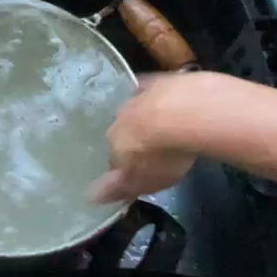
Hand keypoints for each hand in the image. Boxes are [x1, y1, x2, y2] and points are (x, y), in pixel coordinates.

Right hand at [88, 73, 201, 202]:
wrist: (187, 112)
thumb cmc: (162, 153)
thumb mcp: (143, 180)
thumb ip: (117, 187)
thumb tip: (89, 196)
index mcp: (114, 141)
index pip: (113, 157)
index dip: (123, 166)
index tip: (134, 172)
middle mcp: (120, 116)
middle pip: (122, 130)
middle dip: (132, 138)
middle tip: (148, 147)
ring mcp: (139, 96)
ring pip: (136, 108)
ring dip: (144, 117)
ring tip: (160, 125)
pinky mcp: (160, 79)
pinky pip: (152, 88)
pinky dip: (157, 95)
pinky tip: (168, 98)